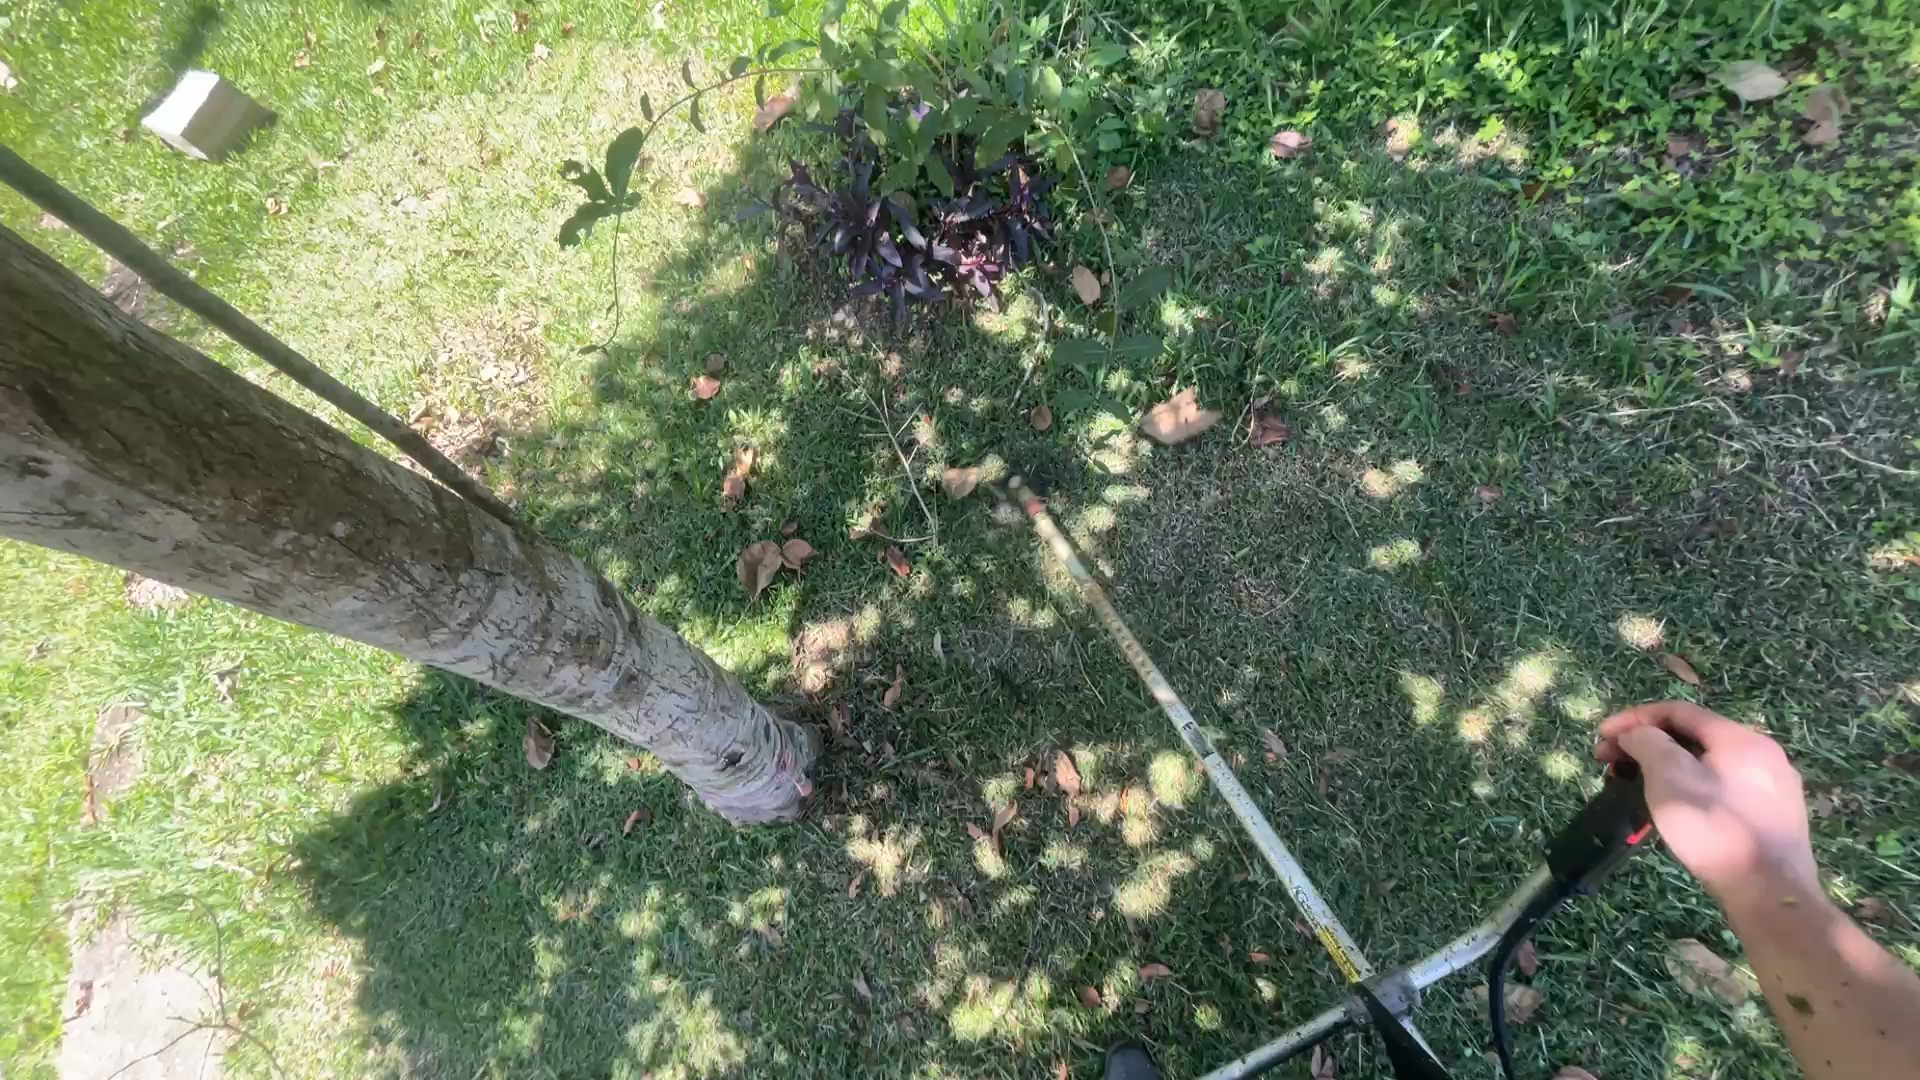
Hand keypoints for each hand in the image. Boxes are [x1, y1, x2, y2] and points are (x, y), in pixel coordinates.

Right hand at [1594, 701, 1818, 903]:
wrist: (1768, 891)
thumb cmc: (1712, 825)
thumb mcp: (1667, 774)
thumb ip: (1646, 741)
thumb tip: (1637, 735)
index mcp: (1741, 740)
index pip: (1677, 711)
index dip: (1632, 718)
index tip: (1601, 736)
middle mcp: (1762, 755)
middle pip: (1689, 734)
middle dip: (1642, 741)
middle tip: (1608, 759)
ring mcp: (1770, 785)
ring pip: (1701, 758)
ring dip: (1658, 761)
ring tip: (1630, 778)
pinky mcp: (1768, 810)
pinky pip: (1716, 779)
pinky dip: (1681, 778)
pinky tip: (1664, 796)